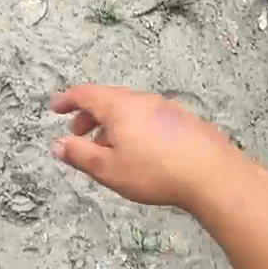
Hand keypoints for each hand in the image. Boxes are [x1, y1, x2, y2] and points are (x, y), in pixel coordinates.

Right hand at [49, 85, 236, 208]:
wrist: (212, 175)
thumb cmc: (155, 172)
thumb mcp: (107, 168)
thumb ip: (79, 155)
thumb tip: (57, 145)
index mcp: (119, 107)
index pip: (85, 94)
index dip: (67, 99)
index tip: (55, 107)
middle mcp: (142, 101)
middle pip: (108, 99)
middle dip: (88, 115)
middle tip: (77, 134)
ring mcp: (165, 108)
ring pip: (129, 109)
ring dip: (111, 124)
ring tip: (107, 148)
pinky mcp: (183, 121)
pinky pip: (148, 117)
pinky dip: (132, 128)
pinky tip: (137, 151)